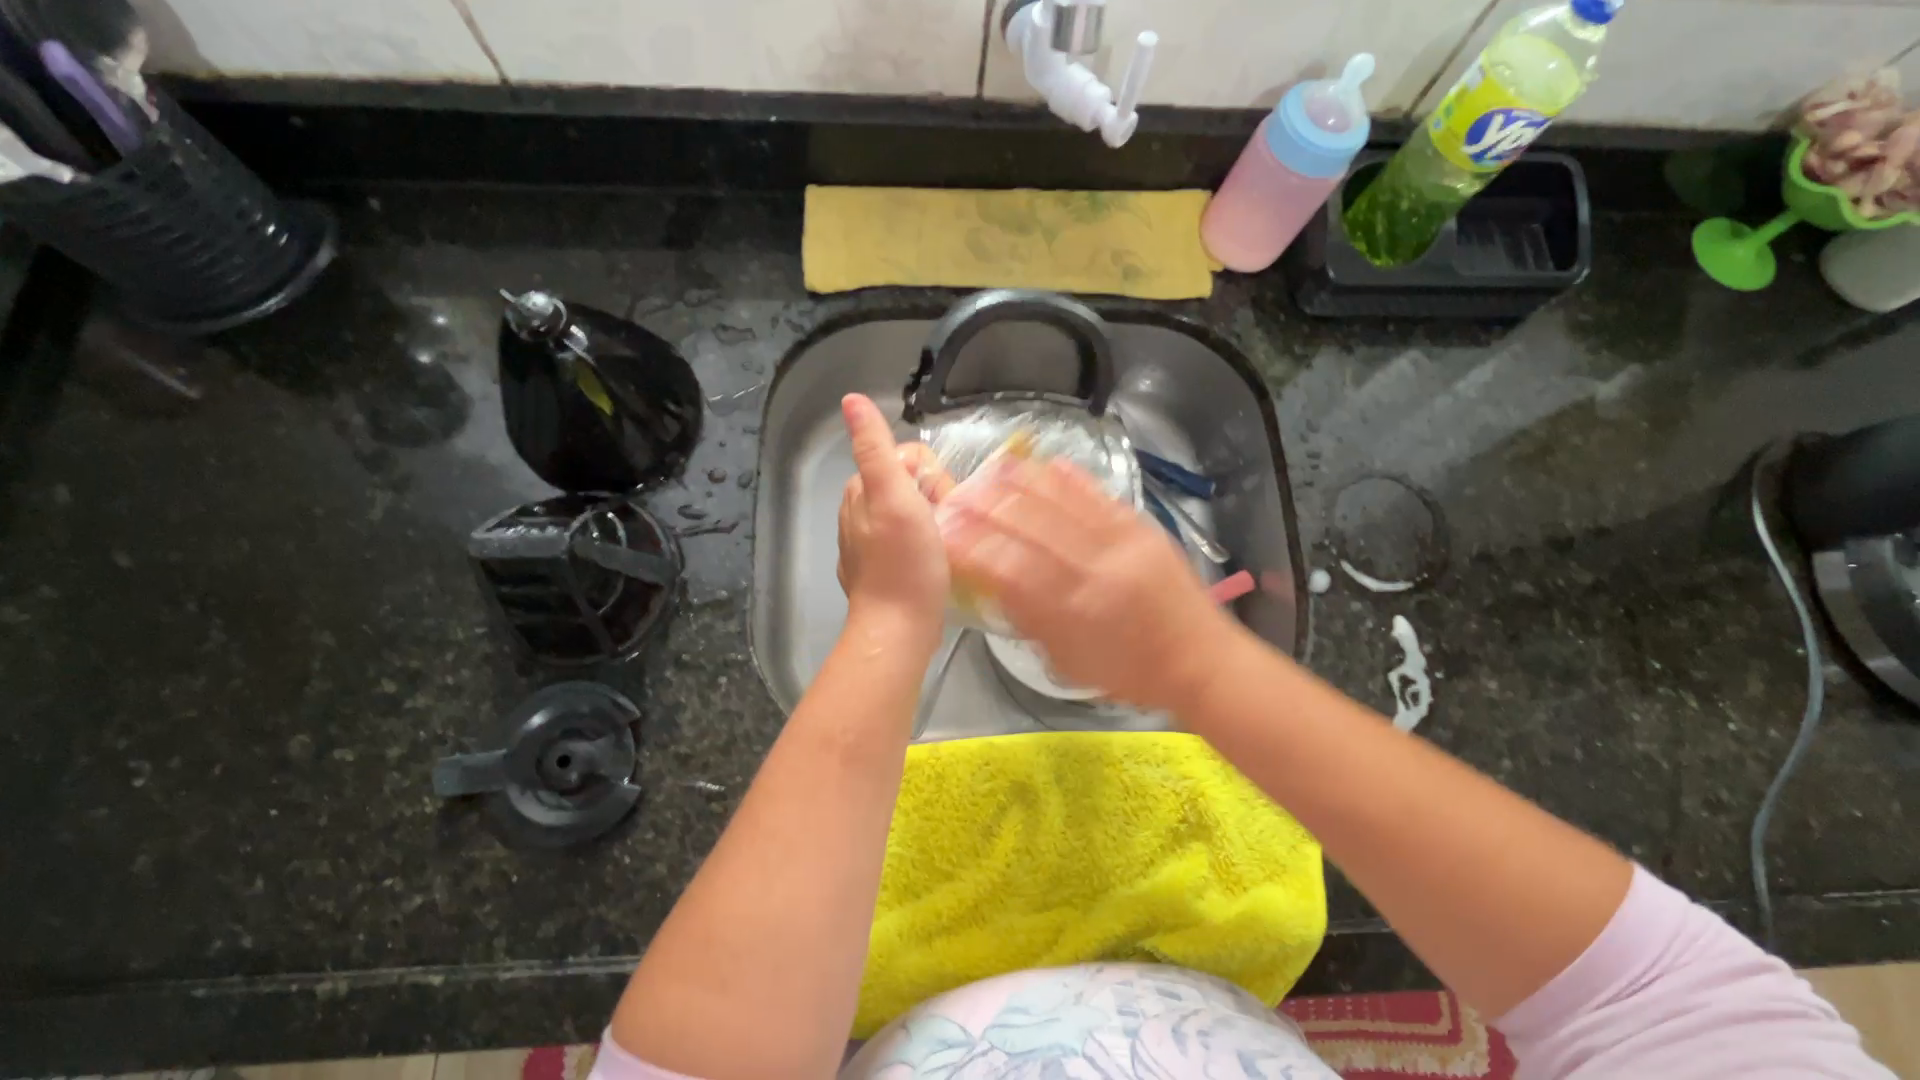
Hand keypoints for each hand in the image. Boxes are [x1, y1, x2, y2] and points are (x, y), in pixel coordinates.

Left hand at [835, 394, 951, 645]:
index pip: (909, 458)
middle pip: (911, 485)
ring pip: (912, 515)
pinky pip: (908, 545)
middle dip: (934, 501)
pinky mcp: (878, 573)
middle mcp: (857, 513)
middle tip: (942, 530)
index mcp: (861, 490)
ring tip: (941, 550)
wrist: (899, 629)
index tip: (938, 503)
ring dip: (933, 525)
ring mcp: (866, 546)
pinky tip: (931, 567)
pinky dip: (924, 549)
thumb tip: (851, 399)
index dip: (932, 476)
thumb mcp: (894, 496)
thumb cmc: (905, 562)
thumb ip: (875, 447)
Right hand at [938, 457, 1237, 710]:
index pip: (1009, 567)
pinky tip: (1047, 464)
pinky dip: (1071, 477)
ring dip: (1023, 483)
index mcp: (1072, 608)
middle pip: (1030, 526)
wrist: (1200, 661)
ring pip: (1062, 502)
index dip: (972, 546)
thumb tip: (995, 583)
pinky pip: (1100, 495)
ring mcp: (1120, 542)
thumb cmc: (1129, 672)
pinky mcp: (1142, 528)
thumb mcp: (1069, 661)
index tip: (945, 531)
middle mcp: (1094, 568)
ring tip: (992, 470)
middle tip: (958, 495)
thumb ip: (1031, 620)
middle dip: (987, 508)